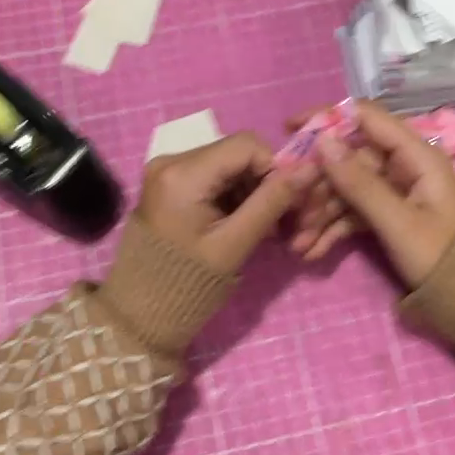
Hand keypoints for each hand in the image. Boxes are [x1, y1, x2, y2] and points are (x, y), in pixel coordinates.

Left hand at [138, 133, 313, 274]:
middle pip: (236, 153)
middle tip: (280, 220)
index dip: (275, 168)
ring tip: (262, 226)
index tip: (288, 203)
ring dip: (251, 190)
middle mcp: (170, 160)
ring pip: (227, 164)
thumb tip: (310, 169)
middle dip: (264, 182)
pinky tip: (241, 222)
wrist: (144, 309)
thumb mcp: (236, 242)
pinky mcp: (169, 183)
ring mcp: (167, 170)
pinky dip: (233, 195)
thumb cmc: (191, 282)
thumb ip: (273, 201)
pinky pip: (212, 176)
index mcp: (183, 172)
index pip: (247, 145)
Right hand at [294, 101, 454, 287]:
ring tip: (297, 242)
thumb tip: (324, 141)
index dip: (328, 118)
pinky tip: (311, 250)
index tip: (290, 129)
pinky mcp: (386, 215)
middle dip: (317, 182)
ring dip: (319, 212)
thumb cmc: (439, 257)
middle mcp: (403, 166)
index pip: (367, 119)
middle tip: (289, 204)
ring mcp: (393, 191)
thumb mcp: (398, 222)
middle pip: (349, 159)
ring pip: (346, 189)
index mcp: (416, 156)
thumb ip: (360, 183)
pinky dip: (331, 228)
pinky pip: (352, 212)